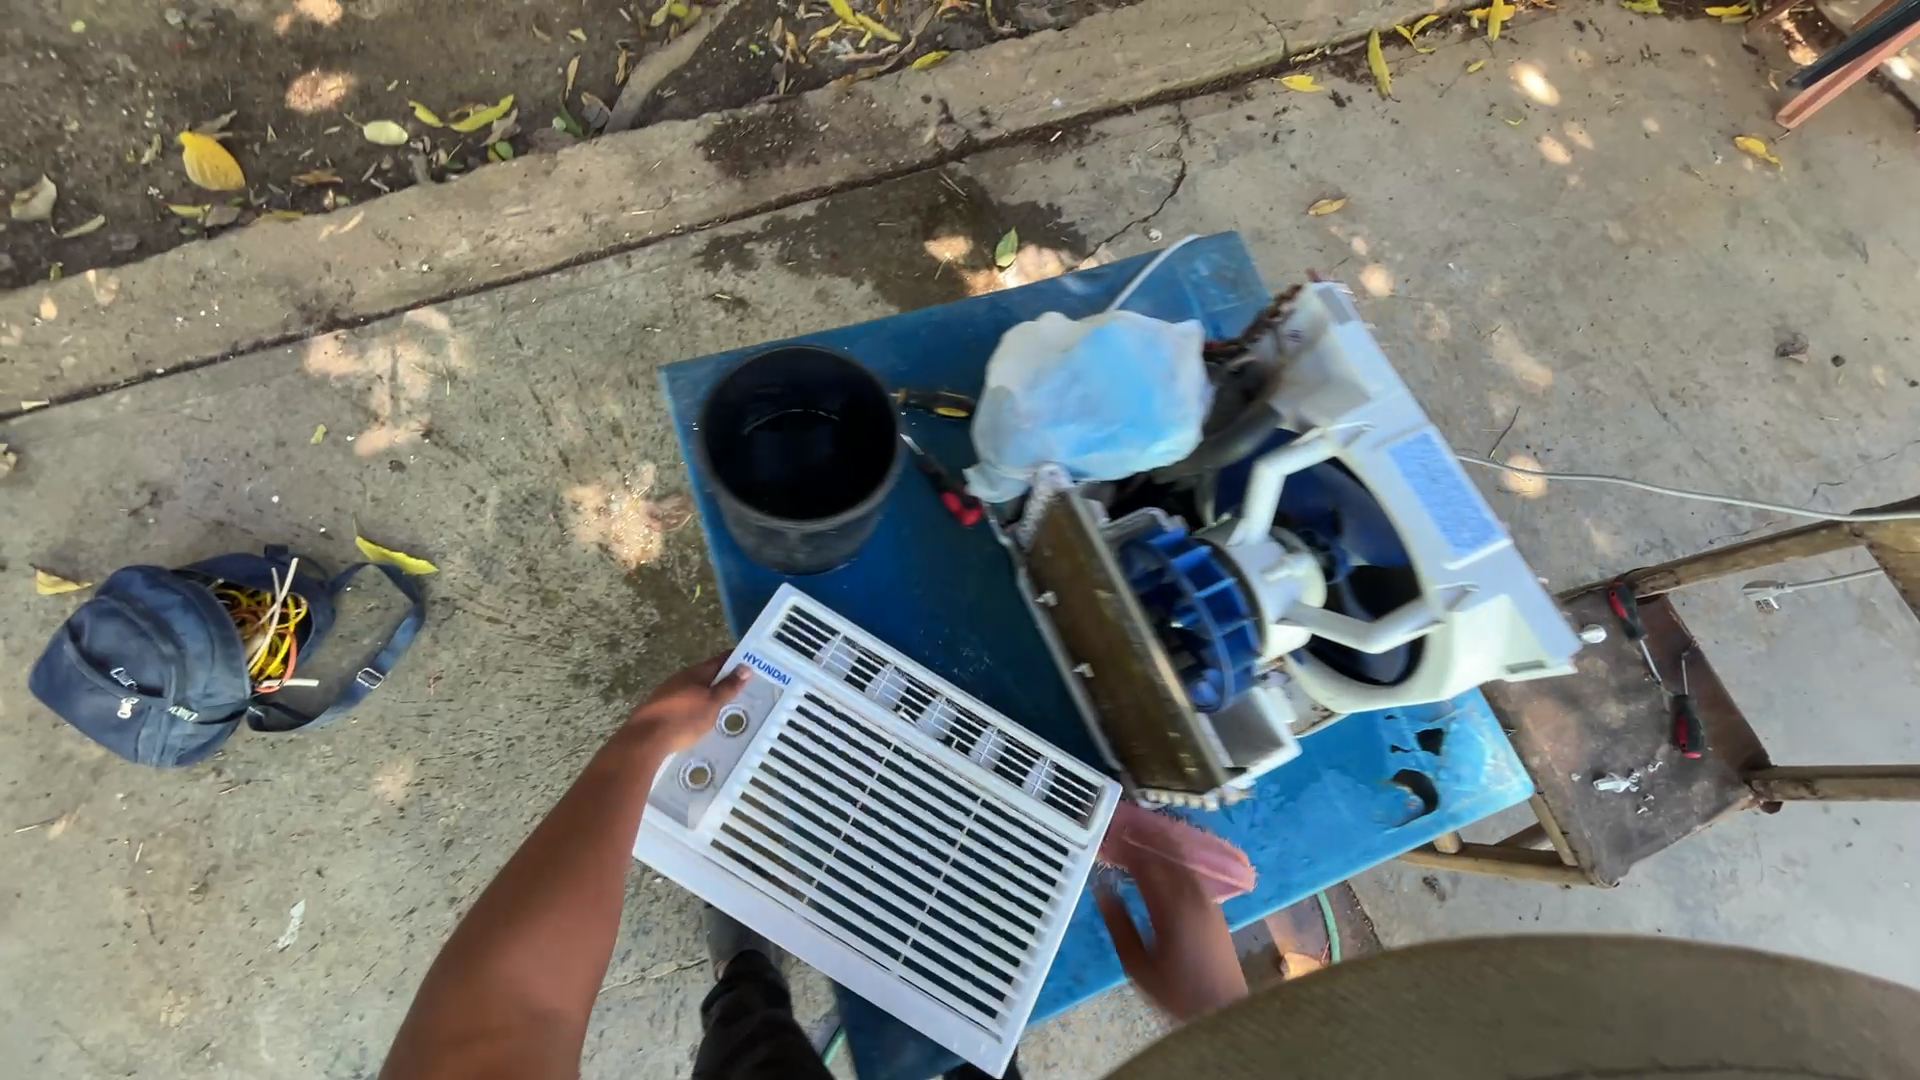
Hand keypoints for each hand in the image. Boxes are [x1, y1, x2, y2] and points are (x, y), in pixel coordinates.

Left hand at [622, 654, 748, 755]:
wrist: (645, 740)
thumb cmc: (684, 719)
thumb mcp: (712, 704)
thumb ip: (729, 687)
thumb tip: (746, 667)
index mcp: (696, 673)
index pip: (720, 660)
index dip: (735, 660)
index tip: (751, 662)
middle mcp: (680, 678)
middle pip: (706, 674)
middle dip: (722, 678)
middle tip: (740, 687)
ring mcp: (666, 693)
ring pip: (693, 688)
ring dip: (707, 693)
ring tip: (721, 704)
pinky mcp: (658, 708)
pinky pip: (682, 701)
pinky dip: (694, 705)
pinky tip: (697, 717)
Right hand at [1095, 852, 1248, 1022]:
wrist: (1225, 1011)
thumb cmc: (1178, 992)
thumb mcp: (1138, 965)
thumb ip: (1118, 925)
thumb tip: (1102, 891)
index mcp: (1171, 904)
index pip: (1144, 861)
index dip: (1124, 846)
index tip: (1106, 838)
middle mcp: (1192, 893)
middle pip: (1165, 851)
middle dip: (1141, 838)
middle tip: (1118, 831)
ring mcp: (1206, 897)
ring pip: (1180, 857)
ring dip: (1158, 845)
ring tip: (1135, 840)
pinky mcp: (1214, 905)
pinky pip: (1189, 869)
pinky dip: (1172, 858)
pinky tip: (1159, 861)